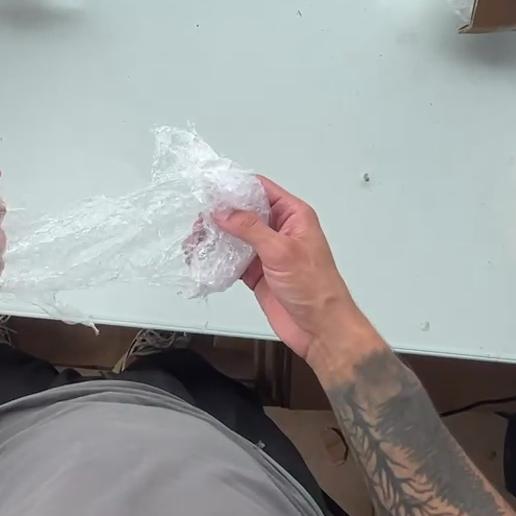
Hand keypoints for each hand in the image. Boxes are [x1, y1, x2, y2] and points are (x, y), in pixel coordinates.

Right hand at [215, 177, 382, 379]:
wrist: (320, 329)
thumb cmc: (316, 288)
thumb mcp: (281, 251)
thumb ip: (250, 228)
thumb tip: (223, 212)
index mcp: (293, 216)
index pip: (262, 189)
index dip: (237, 186)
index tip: (213, 188)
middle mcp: (279, 229)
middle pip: (244, 211)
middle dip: (220, 213)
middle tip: (199, 217)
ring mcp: (267, 251)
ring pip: (235, 235)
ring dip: (216, 236)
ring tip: (195, 238)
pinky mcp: (257, 271)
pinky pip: (232, 259)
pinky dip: (217, 258)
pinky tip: (203, 258)